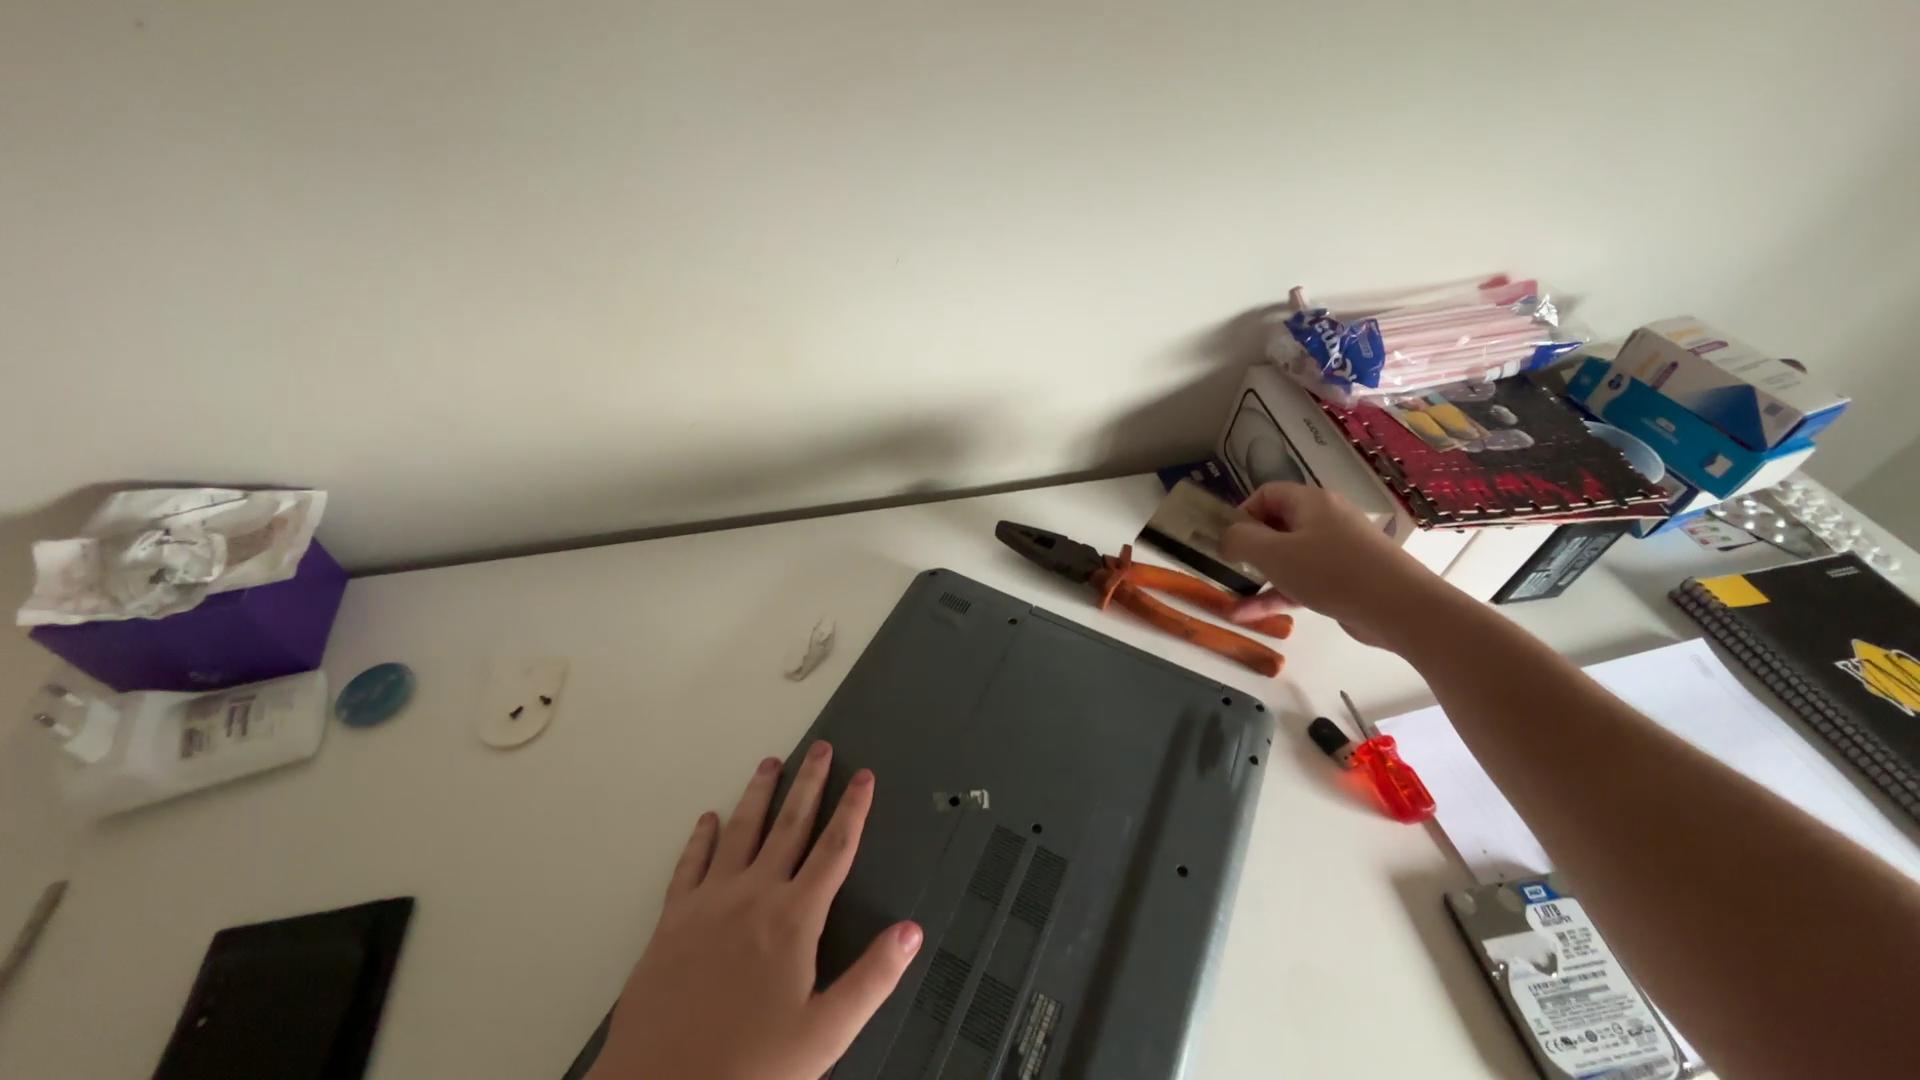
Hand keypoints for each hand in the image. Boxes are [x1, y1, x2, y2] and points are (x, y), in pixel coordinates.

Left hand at [589, 742, 921, 1079]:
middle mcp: (753, 897)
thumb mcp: (826, 1032)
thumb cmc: (749, 1066)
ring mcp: (709, 903)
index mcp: (794, 919)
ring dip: (758, 795)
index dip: (853, 809)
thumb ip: (872, 978)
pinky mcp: (672, 920)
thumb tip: (910, 931)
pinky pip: (690, 864)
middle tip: (820, 749)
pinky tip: (707, 819)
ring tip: (769, 764)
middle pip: (789, 826)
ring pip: (740, 832)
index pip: (834, 849)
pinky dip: (701, 838)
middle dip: (809, 784)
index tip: (863, 779)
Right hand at [1219, 482, 1447, 647]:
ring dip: (1259, 576)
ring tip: (1231, 595)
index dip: (1241, 513)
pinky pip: (1302, 581)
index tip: (1226, 539)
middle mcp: (1326, 520)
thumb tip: (1226, 537)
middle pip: (1277, 526)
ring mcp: (1338, 551)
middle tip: (1226, 567)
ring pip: (1288, 558)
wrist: (1399, 607)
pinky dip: (1278, 594)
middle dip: (1249, 548)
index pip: (1266, 494)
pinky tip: (1249, 616)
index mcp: (1310, 502)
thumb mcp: (1274, 554)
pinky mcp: (1345, 579)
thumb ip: (1241, 541)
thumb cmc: (1331, 572)